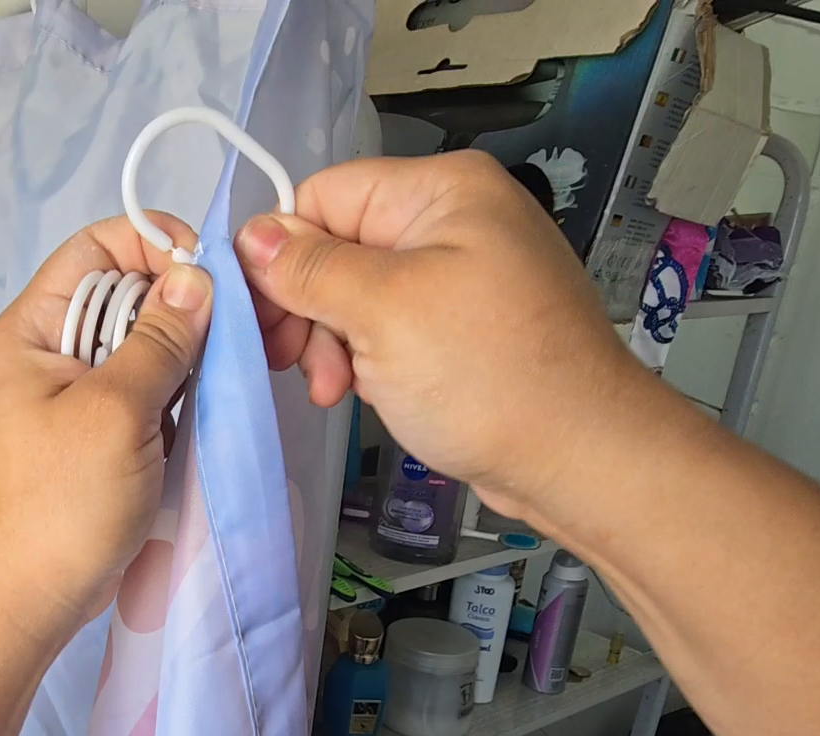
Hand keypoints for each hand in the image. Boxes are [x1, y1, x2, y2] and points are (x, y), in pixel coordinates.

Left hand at [0, 213, 212, 641]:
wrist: (37, 594)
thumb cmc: (63, 501)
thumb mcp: (116, 410)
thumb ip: (158, 339)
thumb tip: (197, 277)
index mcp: (33, 330)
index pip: (95, 249)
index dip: (152, 243)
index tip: (210, 268)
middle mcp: (52, 352)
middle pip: (124, 294)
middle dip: (179, 302)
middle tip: (235, 324)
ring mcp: (78, 395)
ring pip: (142, 345)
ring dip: (185, 351)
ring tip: (227, 366)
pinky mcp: (104, 432)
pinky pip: (147, 390)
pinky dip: (179, 390)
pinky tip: (209, 399)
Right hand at [234, 152, 649, 520]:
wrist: (571, 458)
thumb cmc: (482, 374)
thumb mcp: (383, 311)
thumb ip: (310, 269)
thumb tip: (248, 235)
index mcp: (437, 192)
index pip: (319, 198)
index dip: (280, 254)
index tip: (261, 319)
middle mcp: (444, 222)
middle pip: (331, 248)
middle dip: (304, 309)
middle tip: (290, 363)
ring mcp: (449, 278)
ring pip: (348, 295)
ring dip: (326, 344)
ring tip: (333, 389)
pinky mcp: (449, 326)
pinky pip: (378, 327)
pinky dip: (357, 359)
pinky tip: (357, 391)